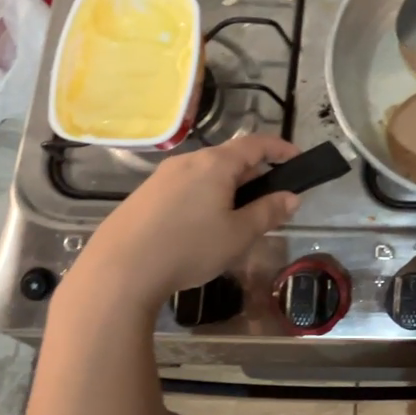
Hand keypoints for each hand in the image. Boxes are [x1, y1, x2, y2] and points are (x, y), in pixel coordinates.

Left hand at [70, 134, 300, 308]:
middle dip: (254, 174)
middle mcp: (188, 161)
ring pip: (206, 174)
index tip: (296, 160)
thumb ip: (268, 212)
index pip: (256, 144)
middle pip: (229, 158)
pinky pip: (186, 187)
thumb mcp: (238, 234)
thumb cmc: (188, 248)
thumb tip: (291, 197)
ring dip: (228, 188)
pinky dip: (205, 198)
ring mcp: (162, 177)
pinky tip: (202, 228)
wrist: (119, 270)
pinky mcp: (144, 196)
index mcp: (215, 164)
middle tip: (269, 200)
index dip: (280, 149)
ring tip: (237, 219)